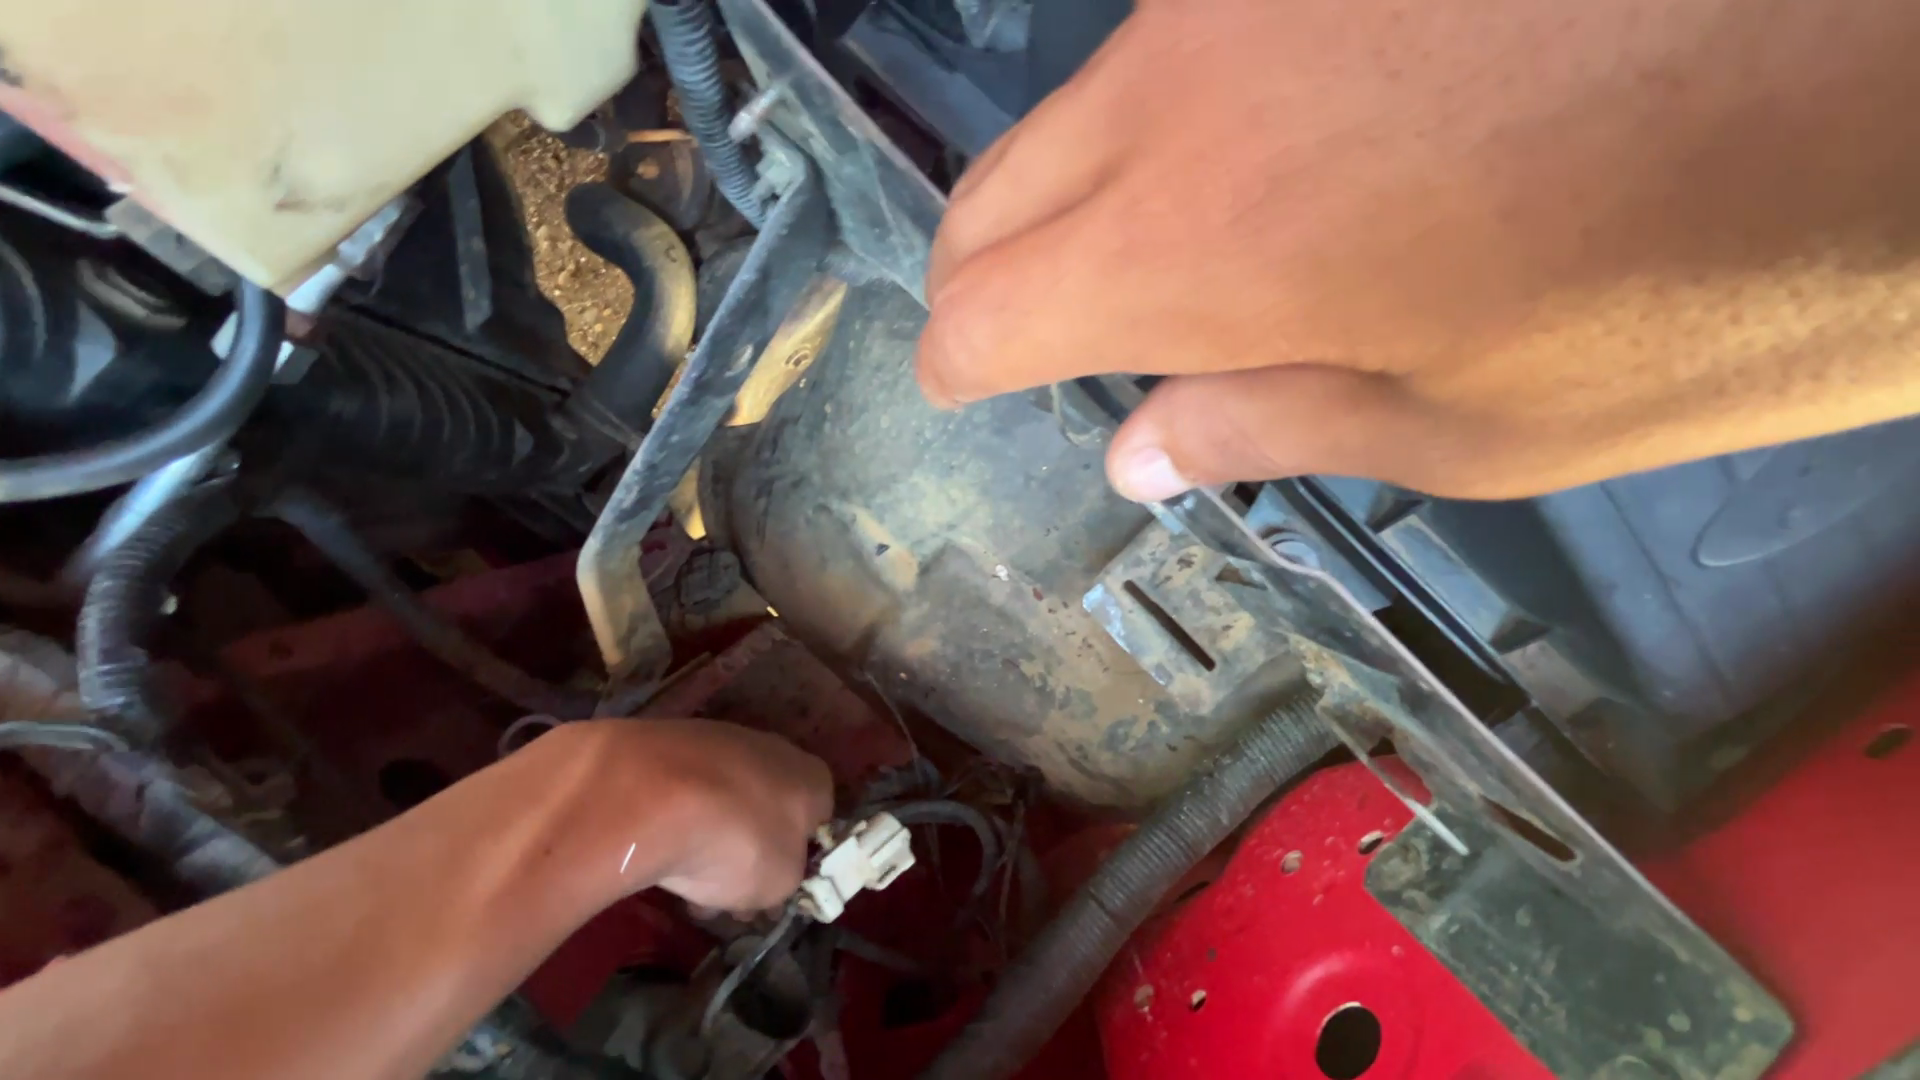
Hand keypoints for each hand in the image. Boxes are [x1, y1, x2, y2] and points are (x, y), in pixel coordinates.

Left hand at [542, 718, 833, 913]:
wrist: (652, 797)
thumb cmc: (737, 843)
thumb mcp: (779, 885)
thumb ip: (785, 878)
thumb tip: (771, 877)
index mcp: (814, 777)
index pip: (818, 819)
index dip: (795, 858)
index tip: (768, 889)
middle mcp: (776, 748)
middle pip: (767, 807)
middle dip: (746, 846)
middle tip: (721, 889)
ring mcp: (722, 738)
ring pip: (723, 798)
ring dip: (707, 833)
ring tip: (677, 877)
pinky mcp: (673, 740)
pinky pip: (683, 789)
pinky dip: (673, 816)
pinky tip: (652, 846)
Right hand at [917, 0, 1919, 498]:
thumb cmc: (1724, 275)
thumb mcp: (1473, 428)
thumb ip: (1261, 430)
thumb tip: (1133, 450)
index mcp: (1195, 248)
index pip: (977, 312)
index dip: (953, 363)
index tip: (964, 388)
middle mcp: (1177, 95)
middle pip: (985, 199)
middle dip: (980, 282)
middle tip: (1031, 339)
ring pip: (1074, 118)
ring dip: (1080, 206)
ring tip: (1170, 266)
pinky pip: (1173, 51)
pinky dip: (1168, 131)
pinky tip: (1265, 162)